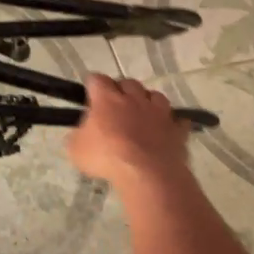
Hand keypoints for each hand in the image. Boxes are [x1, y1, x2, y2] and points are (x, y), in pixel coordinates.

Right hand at [68, 73, 191, 185]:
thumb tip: (82, 133)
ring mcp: (159, 113)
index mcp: (107, 99)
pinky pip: (177, 120)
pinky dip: (171, 123)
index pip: (97, 79)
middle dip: (122, 90)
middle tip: (115, 105)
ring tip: (142, 114)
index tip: (89, 94)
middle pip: (129, 82)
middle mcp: (134, 99)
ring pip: (156, 96)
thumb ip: (78, 135)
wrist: (148, 174)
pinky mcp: (177, 130)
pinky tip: (165, 131)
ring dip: (148, 102)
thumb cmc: (107, 157)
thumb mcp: (76, 149)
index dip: (92, 84)